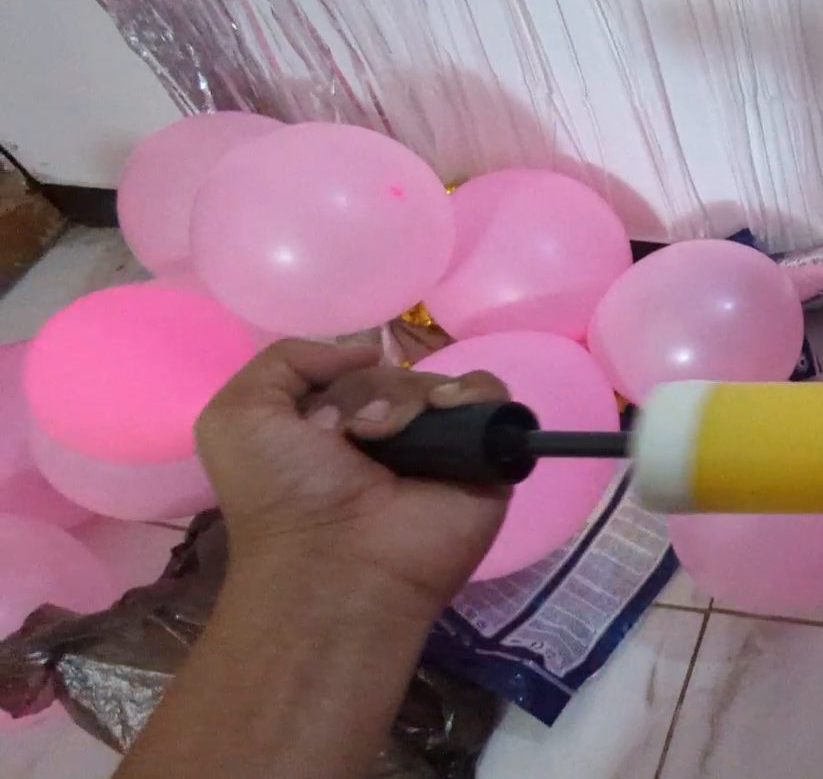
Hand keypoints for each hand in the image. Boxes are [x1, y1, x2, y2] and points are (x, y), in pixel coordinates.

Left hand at [195, 340, 510, 615]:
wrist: (344, 558)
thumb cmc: (286, 494)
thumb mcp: (239, 419)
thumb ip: (284, 362)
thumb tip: (369, 350)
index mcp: (345, 429)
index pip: (365, 374)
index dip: (346, 380)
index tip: (327, 418)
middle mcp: (401, 435)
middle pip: (409, 376)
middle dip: (383, 392)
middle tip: (364, 433)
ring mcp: (448, 444)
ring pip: (452, 384)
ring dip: (422, 395)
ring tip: (401, 432)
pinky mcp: (491, 452)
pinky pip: (496, 398)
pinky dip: (474, 393)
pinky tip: (448, 411)